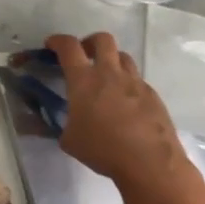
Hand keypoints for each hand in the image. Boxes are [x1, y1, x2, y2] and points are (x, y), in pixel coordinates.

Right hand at [46, 33, 191, 197]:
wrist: (150, 164)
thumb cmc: (103, 150)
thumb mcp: (69, 139)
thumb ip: (62, 123)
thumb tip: (61, 122)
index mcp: (84, 80)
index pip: (68, 46)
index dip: (57, 41)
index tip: (51, 45)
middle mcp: (110, 74)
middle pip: (102, 39)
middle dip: (89, 42)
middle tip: (83, 56)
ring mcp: (135, 83)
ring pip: (123, 57)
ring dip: (111, 60)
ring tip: (106, 78)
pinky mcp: (153, 96)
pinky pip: (137, 80)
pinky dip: (127, 84)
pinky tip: (125, 104)